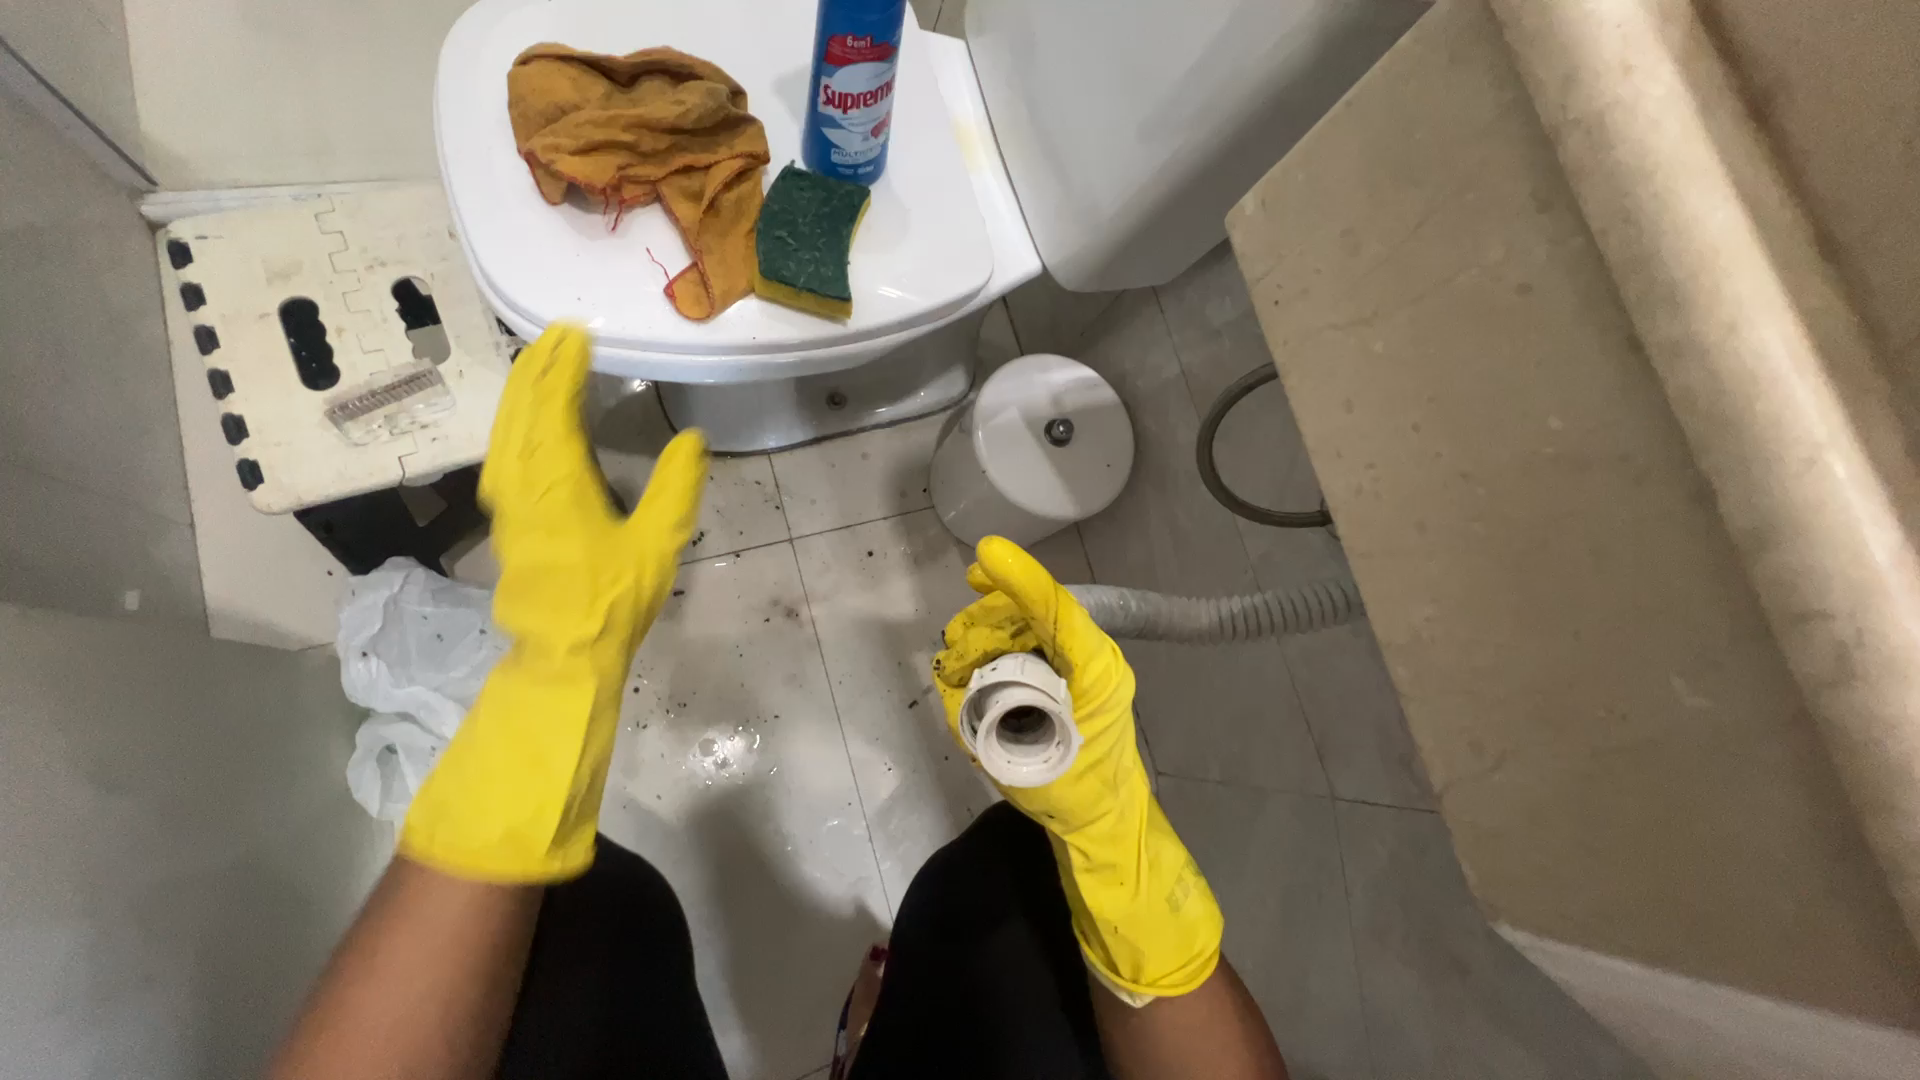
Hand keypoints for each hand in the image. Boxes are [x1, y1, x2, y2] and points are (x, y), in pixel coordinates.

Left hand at [400, 323, 707, 882]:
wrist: (565, 654)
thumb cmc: (614, 598)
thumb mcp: (659, 543)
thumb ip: (676, 487)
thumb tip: (693, 439)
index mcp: (557, 482)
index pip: (553, 407)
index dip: (563, 367)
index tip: (577, 333)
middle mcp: (522, 482)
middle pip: (519, 409)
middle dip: (536, 366)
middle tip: (558, 334)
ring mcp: (506, 501)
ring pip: (504, 429)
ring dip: (521, 390)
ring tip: (540, 362)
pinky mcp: (506, 518)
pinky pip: (503, 451)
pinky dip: (513, 421)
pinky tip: (524, 422)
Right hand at [932, 537, 1222, 1000]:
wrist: (1104, 821)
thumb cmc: (1068, 795)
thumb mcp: (1016, 764)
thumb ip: (977, 720)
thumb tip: (952, 678)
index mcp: (1096, 675)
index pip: (1060, 611)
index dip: (1022, 579)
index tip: (985, 554)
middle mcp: (1095, 656)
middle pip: (1033, 611)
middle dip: (985, 622)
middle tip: (954, 656)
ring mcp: (1086, 660)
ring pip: (1028, 622)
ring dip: (987, 635)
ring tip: (959, 667)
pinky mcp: (1074, 668)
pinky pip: (1031, 639)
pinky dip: (997, 646)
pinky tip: (973, 665)